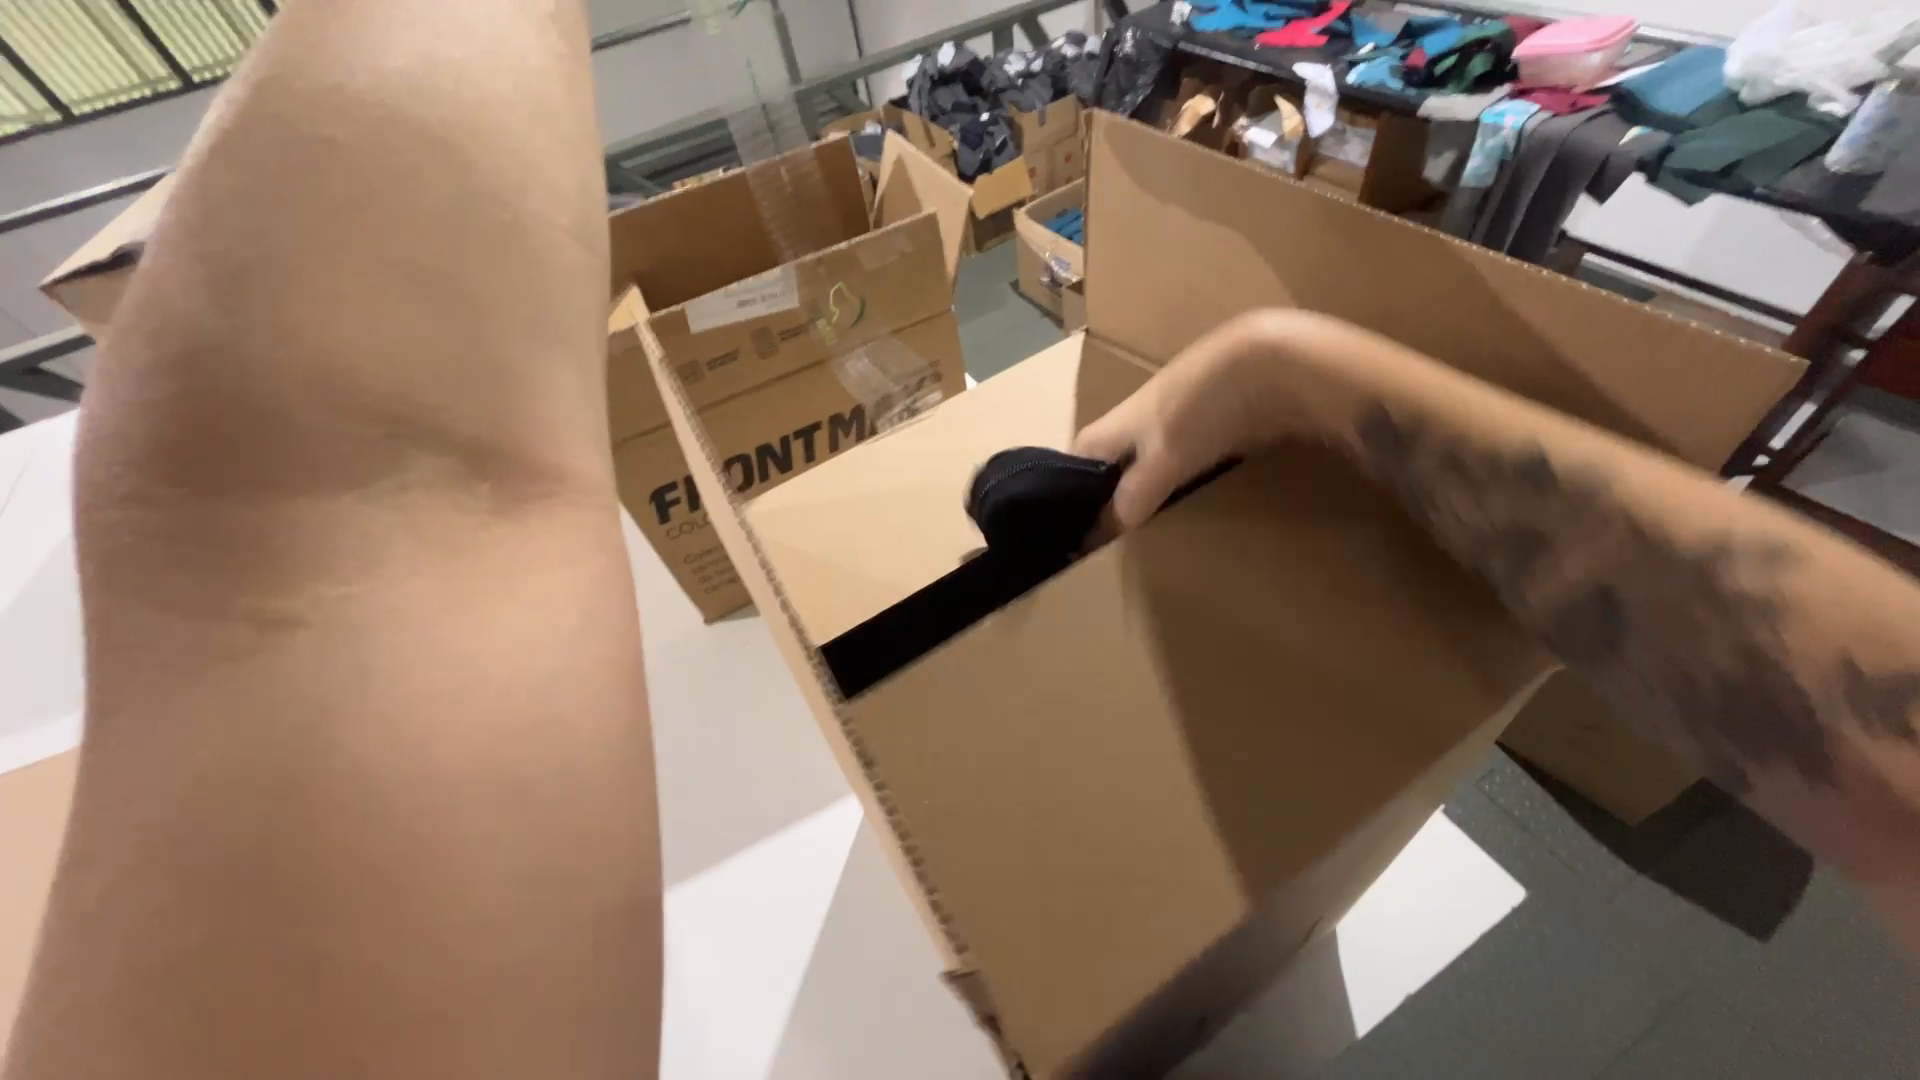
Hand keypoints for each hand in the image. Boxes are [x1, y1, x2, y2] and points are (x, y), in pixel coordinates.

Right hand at [1072, 309, 1354, 529]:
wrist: (1271, 364)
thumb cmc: (1201, 408)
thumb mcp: (1161, 461)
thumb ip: (1132, 498)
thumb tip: (1102, 532)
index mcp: (1115, 423)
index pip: (1076, 458)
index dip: (1067, 490)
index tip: (1068, 525)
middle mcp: (1138, 418)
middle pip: (1112, 459)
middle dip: (1106, 491)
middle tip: (1108, 534)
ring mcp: (1177, 417)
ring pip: (1147, 458)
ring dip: (1144, 486)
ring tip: (1146, 526)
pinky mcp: (1212, 420)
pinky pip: (1182, 456)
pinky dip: (1178, 479)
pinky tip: (1188, 500)